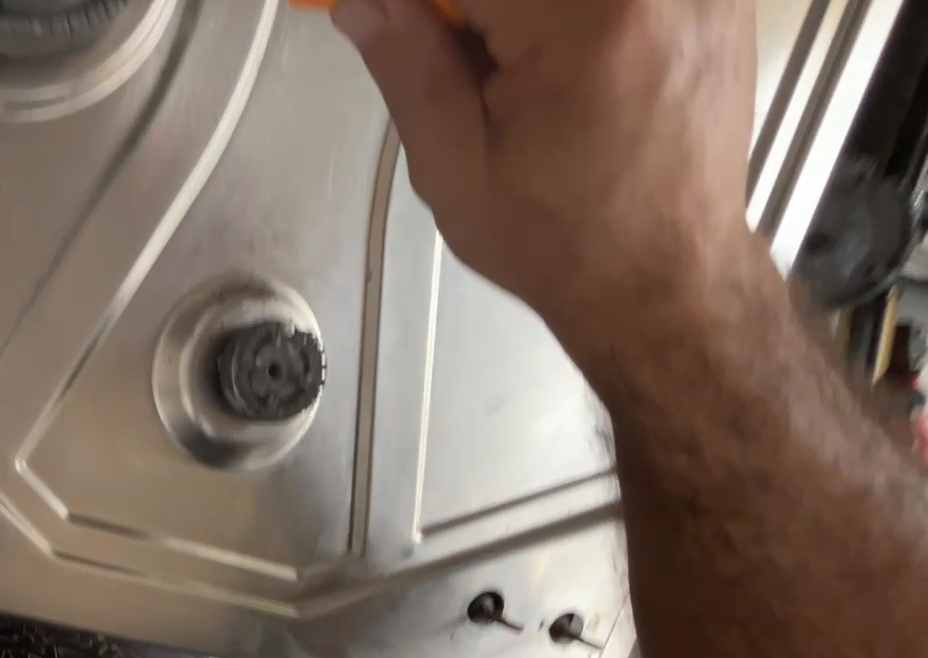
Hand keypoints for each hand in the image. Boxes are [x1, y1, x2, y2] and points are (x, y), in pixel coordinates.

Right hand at [330, 0, 762, 339]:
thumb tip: (360, 2)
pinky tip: (542, 63)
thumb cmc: (546, 237)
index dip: (416, 1)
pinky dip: (549, 20)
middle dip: (459, 9)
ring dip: (500, 20)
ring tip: (495, 75)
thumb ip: (409, 67)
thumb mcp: (451, 165)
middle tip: (431, 48)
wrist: (659, 269)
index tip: (378, 16)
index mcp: (588, 17)